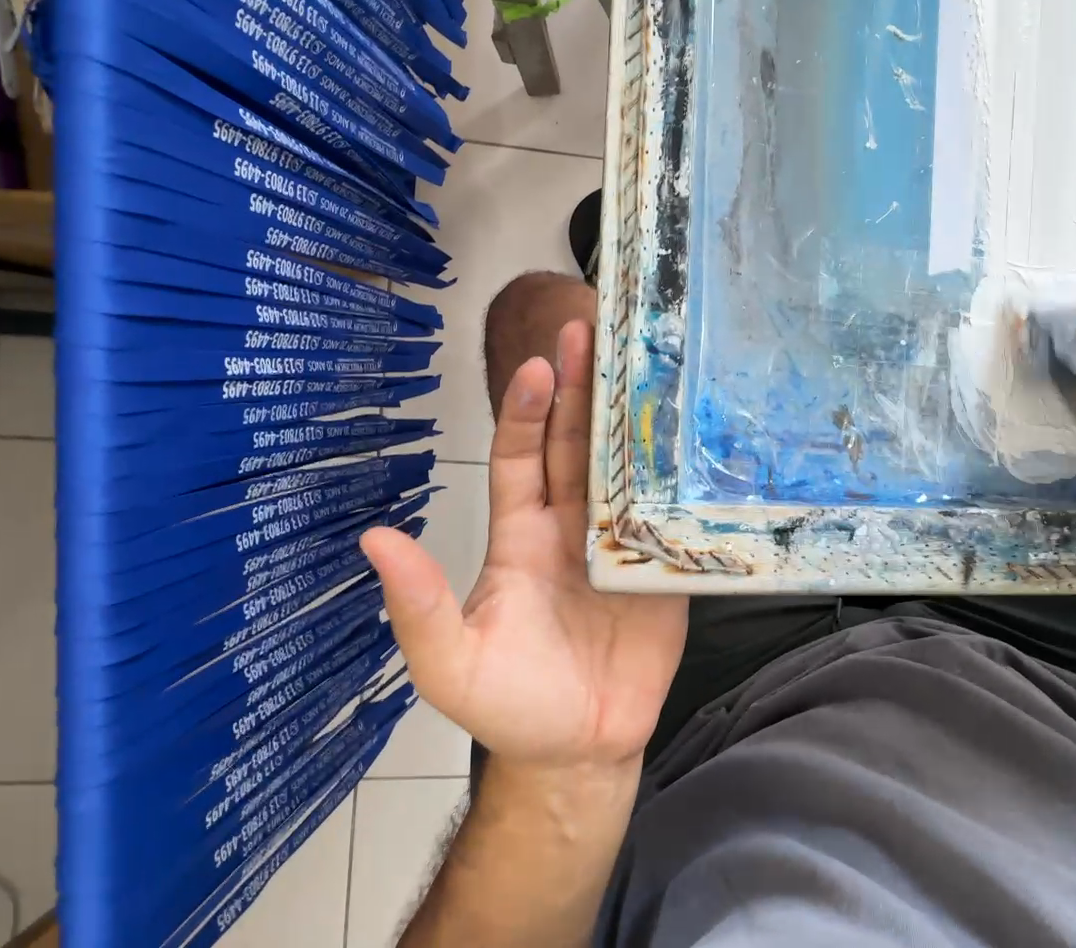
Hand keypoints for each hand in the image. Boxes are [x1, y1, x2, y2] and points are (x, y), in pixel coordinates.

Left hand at [362, 321, 687, 769]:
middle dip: (584, 387)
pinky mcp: (667, 567)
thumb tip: (376, 539)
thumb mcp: (451, 661)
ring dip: (635, 417)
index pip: (526, 458)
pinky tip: (700, 433)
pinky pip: (677, 512)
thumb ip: (421, 603)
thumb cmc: (510, 704)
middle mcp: (575, 527)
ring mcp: (625, 543)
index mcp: (525, 536)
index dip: (529, 412)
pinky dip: (686, 473)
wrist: (581, 748)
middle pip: (579, 444)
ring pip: (630, 466)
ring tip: (648, 361)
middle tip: (593, 328)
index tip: (538, 364)